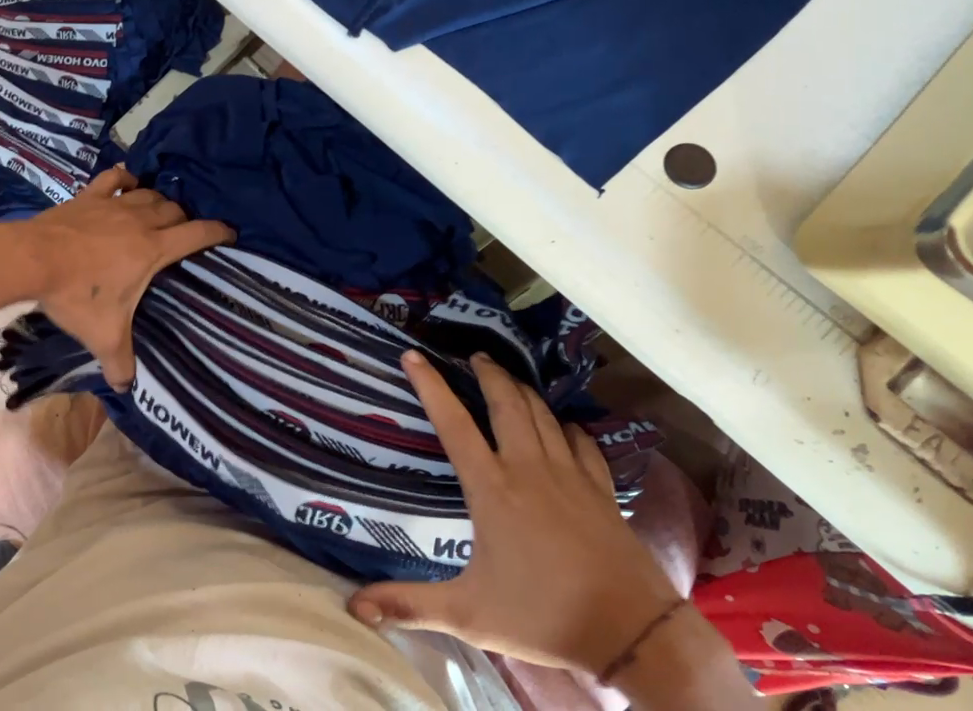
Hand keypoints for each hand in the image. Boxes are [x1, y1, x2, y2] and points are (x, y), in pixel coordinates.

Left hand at [19, 166, 233, 388]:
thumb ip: (119, 361)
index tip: (229, 234)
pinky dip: (125, 178)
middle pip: (174, 210)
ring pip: (148, 193)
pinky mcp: (87, 196)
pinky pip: (113, 178)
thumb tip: (125, 387)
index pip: (197, 234)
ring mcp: (112, 204)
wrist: (32, 259)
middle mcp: (139, 220)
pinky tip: (127, 182)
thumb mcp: (102, 335)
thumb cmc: (75, 295)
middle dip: (184, 221)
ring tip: (158, 214)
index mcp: (153, 248)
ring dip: (158, 202)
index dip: (218, 232)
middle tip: (181, 236)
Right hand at [348, 352, 680, 675]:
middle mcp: (529, 471)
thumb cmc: (546, 617)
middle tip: (474, 356)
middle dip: (488, 374)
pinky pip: (582, 444)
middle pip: (507, 404)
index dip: (430, 385)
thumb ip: (409, 605)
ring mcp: (572, 479)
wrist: (637, 635)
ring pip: (544, 416)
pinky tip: (564, 426)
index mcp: (492, 489)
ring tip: (508, 378)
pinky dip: (567, 427)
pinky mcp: (603, 494)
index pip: (453, 423)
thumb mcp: (469, 615)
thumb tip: (353, 608)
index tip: (413, 355)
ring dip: (524, 392)